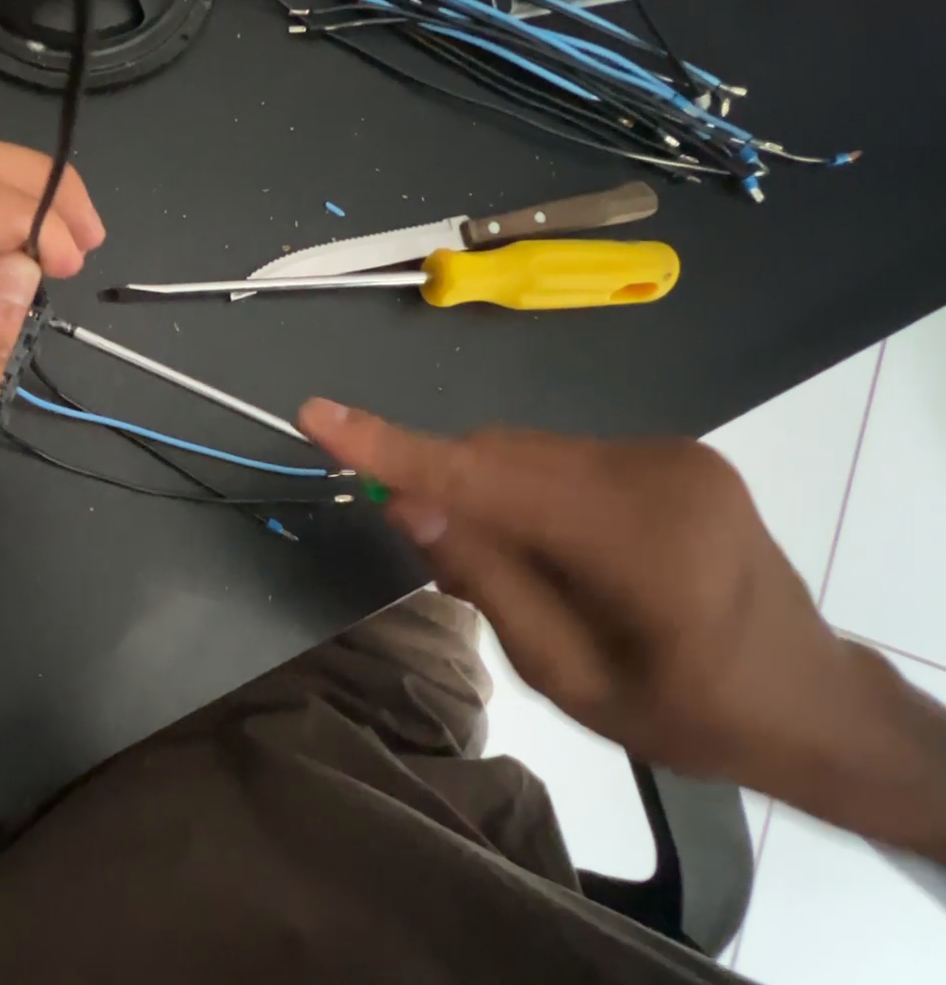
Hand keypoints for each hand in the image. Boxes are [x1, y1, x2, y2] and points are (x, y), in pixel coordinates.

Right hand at [299, 399, 853, 785]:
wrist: (811, 705)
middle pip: (494, 457)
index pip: (483, 478)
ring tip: (505, 571)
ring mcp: (667, 454)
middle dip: (441, 492)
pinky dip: (515, 492)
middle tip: (440, 566)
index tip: (316, 415)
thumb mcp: (564, 674)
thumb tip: (405, 506)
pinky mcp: (665, 454)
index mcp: (639, 538)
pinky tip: (539, 546)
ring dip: (478, 496)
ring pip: (516, 453)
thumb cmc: (684, 712)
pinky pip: (548, 458)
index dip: (392, 448)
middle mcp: (655, 471)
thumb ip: (484, 580)